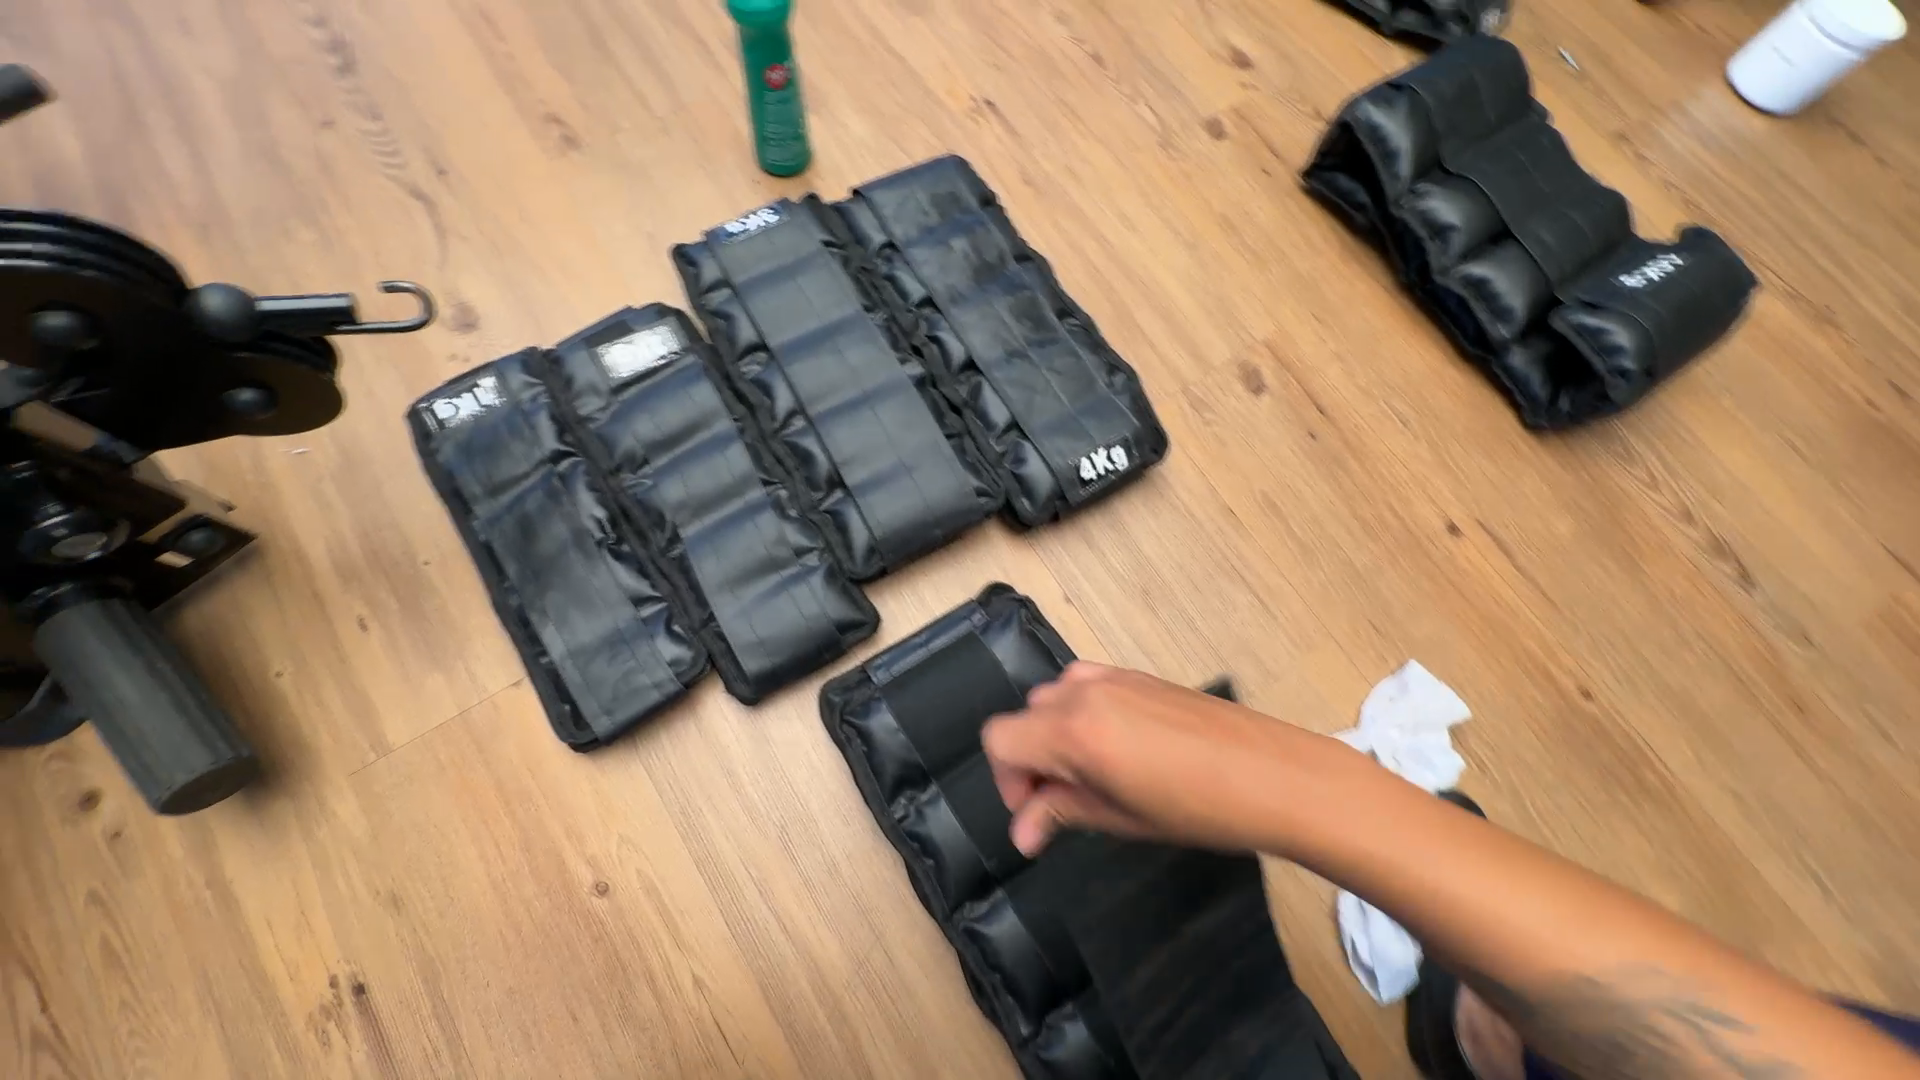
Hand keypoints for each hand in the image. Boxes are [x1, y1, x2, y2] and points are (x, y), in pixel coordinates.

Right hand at [981, 661, 1367, 857]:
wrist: (1275, 774)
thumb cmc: (1197, 808)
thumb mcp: (1121, 818)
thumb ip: (1060, 813)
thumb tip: (1021, 833)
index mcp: (1073, 730)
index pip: (1000, 739)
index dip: (1006, 780)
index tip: (1036, 811)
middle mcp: (1083, 692)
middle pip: (1024, 717)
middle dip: (1031, 760)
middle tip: (1064, 801)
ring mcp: (1112, 676)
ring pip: (1052, 699)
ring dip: (1054, 735)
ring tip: (1092, 774)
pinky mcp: (1137, 674)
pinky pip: (1085, 685)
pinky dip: (1080, 713)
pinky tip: (1119, 747)